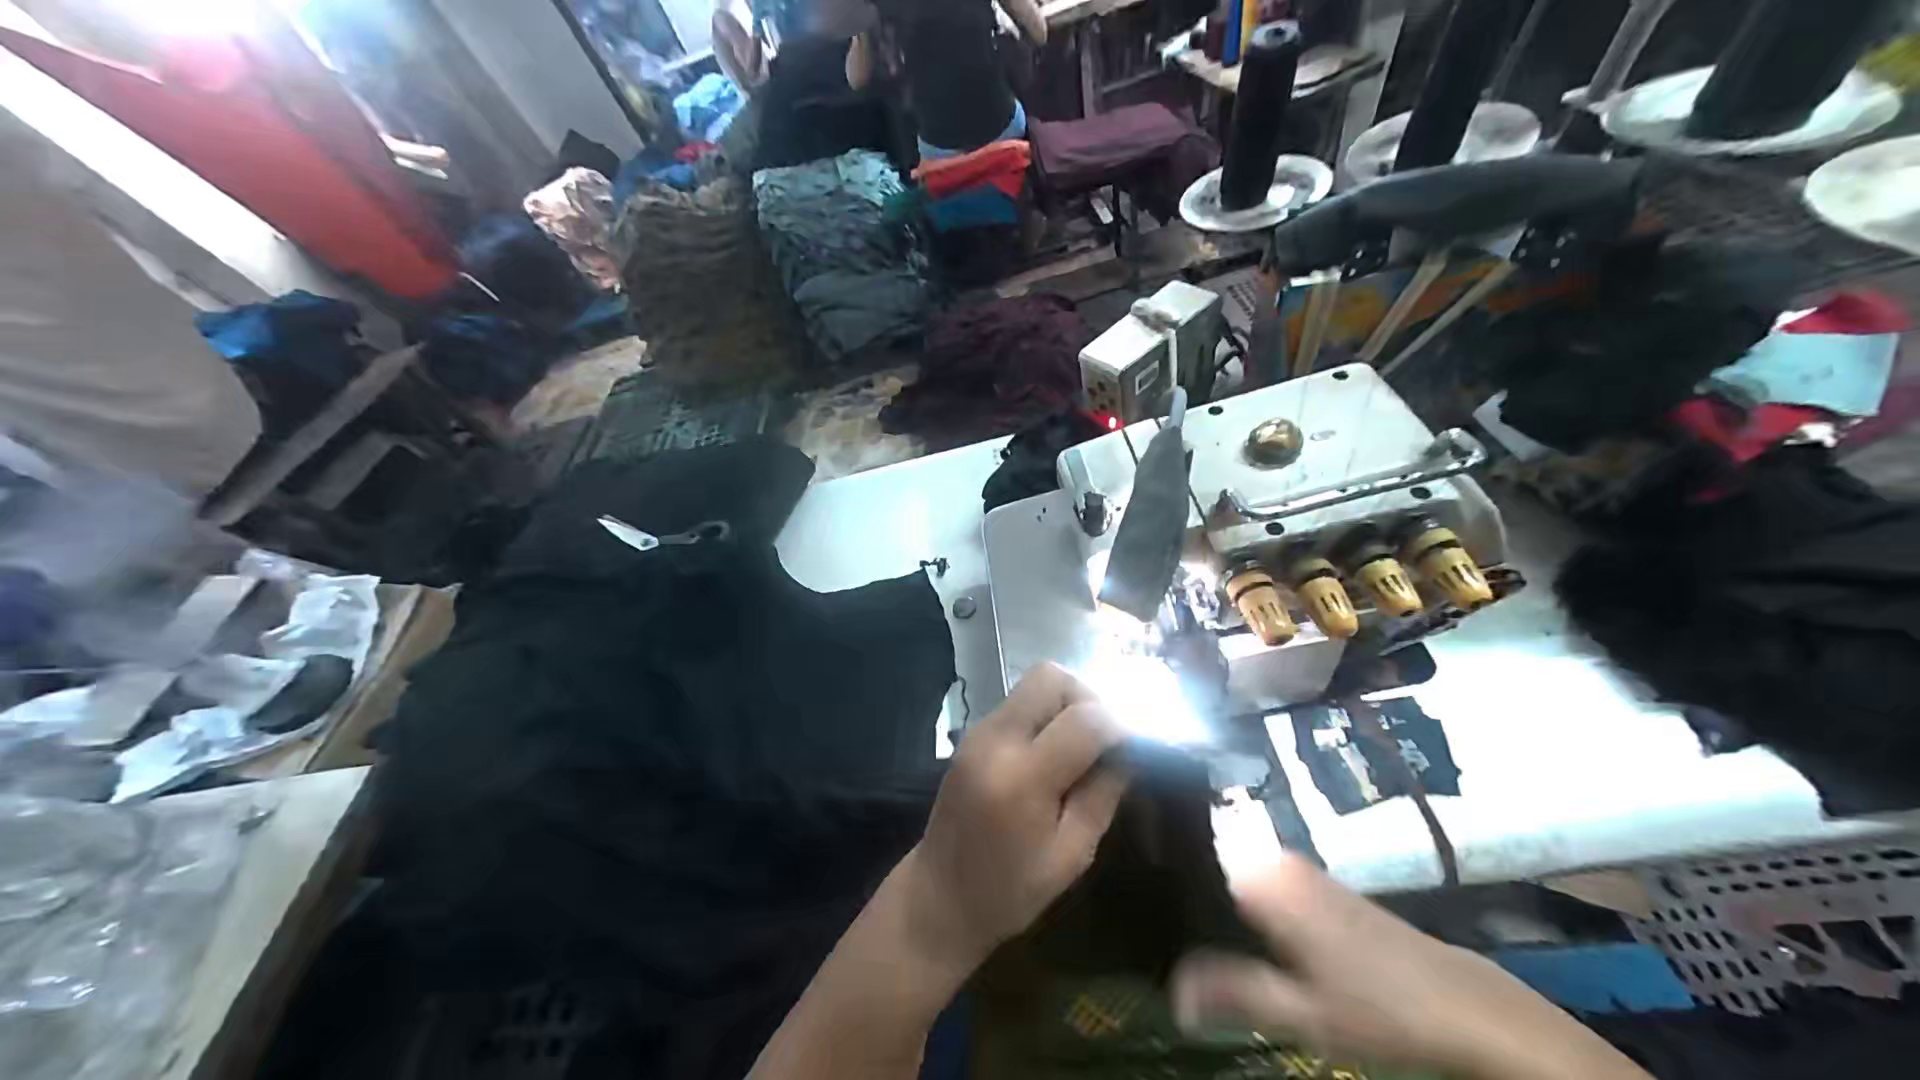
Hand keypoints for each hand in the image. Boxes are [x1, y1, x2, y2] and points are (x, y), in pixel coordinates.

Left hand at [897, 664, 1128, 976]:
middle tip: (1103, 738)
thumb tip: (1128, 749)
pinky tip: (1054, 751)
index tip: (1132, 748)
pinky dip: (1045, 714)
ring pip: (1033, 683)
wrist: (938, 894)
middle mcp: (996, 740)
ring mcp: (979, 731)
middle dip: (1088, 698)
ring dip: (1066, 704)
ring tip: (1081, 746)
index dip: (1118, 726)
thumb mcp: (1071, 854)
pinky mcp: (972, 733)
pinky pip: (1019, 702)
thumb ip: (1102, 794)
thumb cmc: (1010, 890)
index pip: (1084, 719)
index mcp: (1022, 777)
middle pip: (1051, 677)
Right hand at [1171, 855, 1650, 1079]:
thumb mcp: (1304, 1012)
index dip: (1160, 879)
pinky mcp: (1310, 884)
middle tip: (1152, 929)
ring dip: (1209, 904)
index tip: (1136, 905)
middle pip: (1207, 865)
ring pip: (1229, 874)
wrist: (1467, 1006)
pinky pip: (1253, 883)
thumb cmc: (1382, 1006)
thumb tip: (1171, 994)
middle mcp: (1272, 858)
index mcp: (1262, 875)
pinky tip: (1230, 939)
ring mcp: (1293, 868)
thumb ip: (1234, 995)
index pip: (1190, 857)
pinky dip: (1236, 907)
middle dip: (1181, 895)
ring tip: (1181, 934)